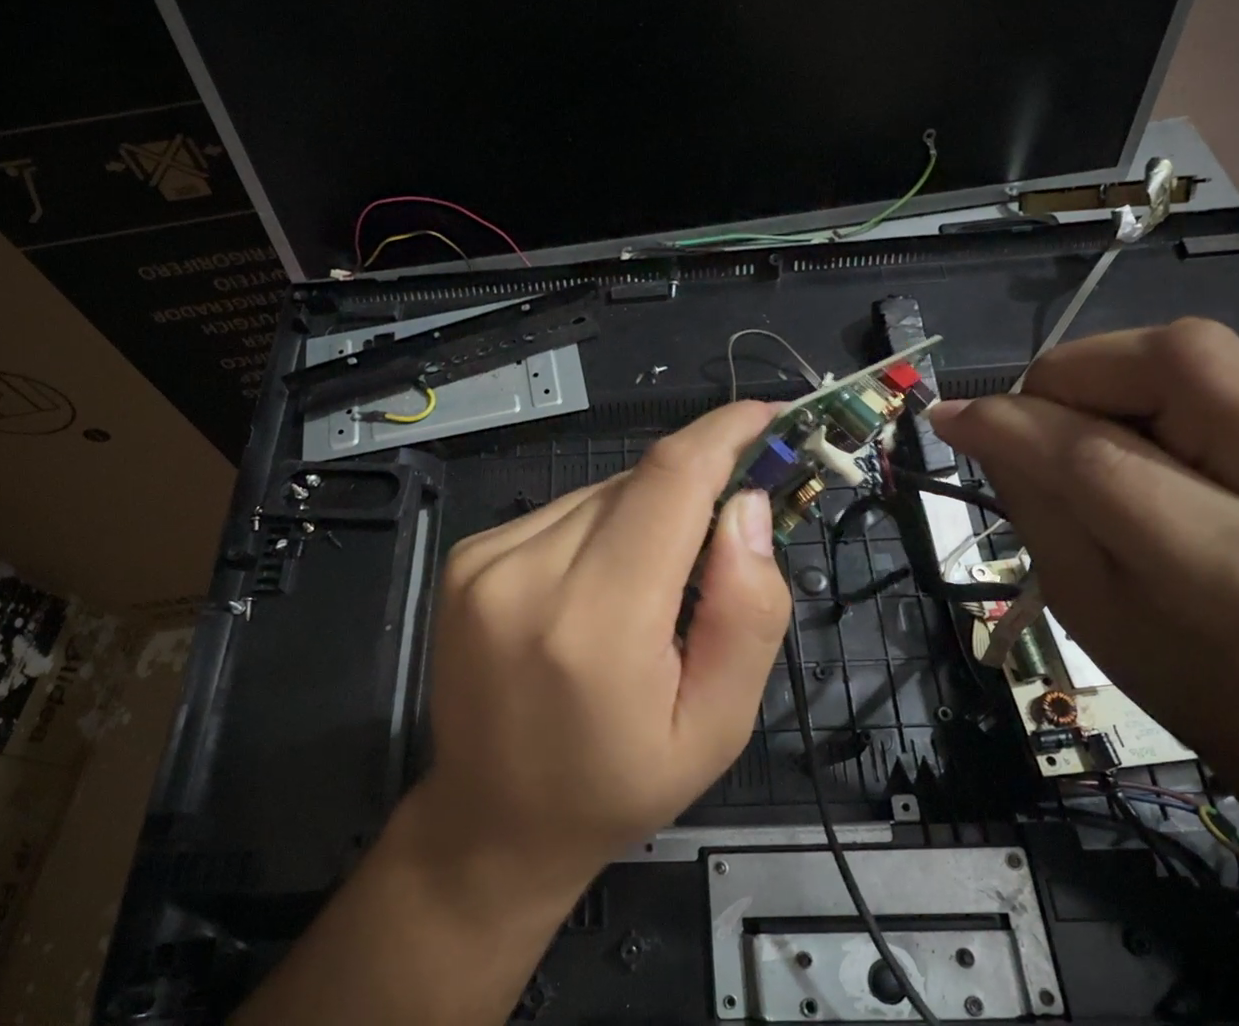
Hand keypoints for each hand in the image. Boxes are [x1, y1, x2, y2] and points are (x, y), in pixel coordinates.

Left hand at [418, 401, 789, 894]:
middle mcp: (526, 572)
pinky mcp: (467, 560)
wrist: (494, 820)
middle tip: (729, 538)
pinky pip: (559, 514)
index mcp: (596, 621)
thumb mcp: (717, 724)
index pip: (671, 480)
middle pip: (638, 483)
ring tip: (653, 593)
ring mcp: (485, 561)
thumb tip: (746, 507)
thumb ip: (746, 612)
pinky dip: (599, 533)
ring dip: (645, 519)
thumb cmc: (616, 784)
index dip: (727, 435)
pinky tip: (599, 593)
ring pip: (599, 494)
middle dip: (696, 492)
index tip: (771, 418)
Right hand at [931, 319, 1238, 768]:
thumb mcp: (1085, 602)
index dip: (1014, 425)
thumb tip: (979, 422)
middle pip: (1183, 362)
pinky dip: (1159, 388)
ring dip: (1116, 373)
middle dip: (1079, 370)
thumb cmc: (1179, 673)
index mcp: (1238, 574)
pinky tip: (1142, 435)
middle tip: (1033, 414)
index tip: (949, 418)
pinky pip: (1234, 372)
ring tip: (1083, 425)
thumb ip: (1038, 501)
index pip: (1103, 461)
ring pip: (1209, 351)